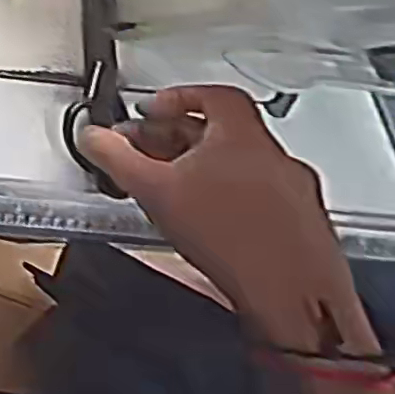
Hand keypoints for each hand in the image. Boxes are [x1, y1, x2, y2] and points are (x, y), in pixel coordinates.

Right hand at [81, 85, 379, 353]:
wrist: (292, 298)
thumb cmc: (231, 240)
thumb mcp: (148, 187)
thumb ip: (112, 154)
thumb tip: (93, 136)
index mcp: (244, 140)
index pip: (217, 96)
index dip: (178, 95)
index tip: (153, 108)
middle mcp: (277, 160)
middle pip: (221, 128)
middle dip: (174, 133)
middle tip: (141, 146)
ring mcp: (295, 190)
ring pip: (237, 159)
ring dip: (195, 161)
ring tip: (162, 181)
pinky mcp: (301, 218)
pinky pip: (254, 186)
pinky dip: (219, 186)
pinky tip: (193, 210)